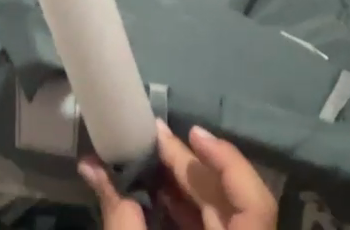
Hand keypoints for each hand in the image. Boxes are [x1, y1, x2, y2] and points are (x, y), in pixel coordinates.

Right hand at [78, 119, 278, 229]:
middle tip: (149, 136)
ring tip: (145, 158)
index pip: (256, 203)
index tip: (192, 133)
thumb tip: (93, 167)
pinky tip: (154, 194)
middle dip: (186, 167)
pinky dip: (182, 212)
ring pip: (216, 215)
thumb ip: (120, 217)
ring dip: (180, 187)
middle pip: (228, 201)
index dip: (227, 164)